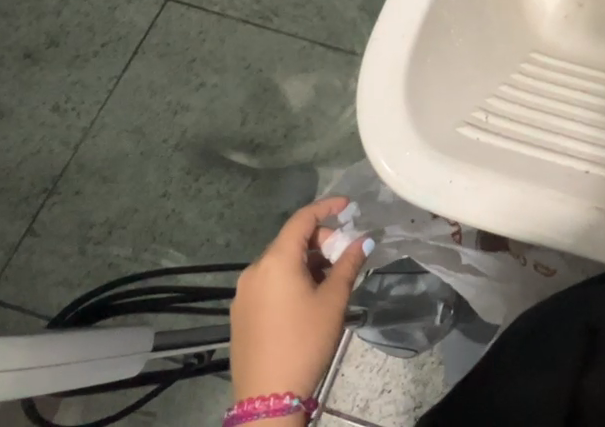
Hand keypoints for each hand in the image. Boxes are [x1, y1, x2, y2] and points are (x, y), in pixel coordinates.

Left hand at [230, 198, 369, 402]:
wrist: (268, 397)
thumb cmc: (305, 341)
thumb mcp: (334, 300)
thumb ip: (349, 263)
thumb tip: (363, 240)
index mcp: (276, 261)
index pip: (302, 219)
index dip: (326, 208)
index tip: (348, 206)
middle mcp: (254, 270)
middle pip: (290, 241)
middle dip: (320, 242)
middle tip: (344, 257)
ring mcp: (243, 293)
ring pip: (280, 263)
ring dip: (307, 262)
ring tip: (330, 281)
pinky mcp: (240, 313)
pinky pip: (269, 282)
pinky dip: (291, 278)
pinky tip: (308, 299)